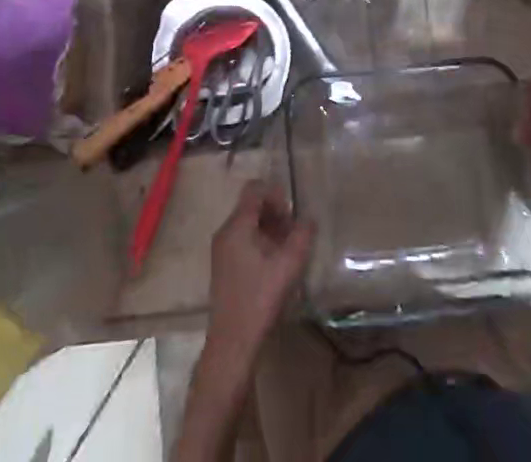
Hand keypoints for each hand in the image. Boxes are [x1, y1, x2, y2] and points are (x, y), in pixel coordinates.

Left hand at [207, 181, 314, 353]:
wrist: (233, 340)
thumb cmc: (260, 299)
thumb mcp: (288, 265)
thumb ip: (301, 237)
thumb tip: (309, 219)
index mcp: (236, 226)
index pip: (254, 190)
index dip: (275, 194)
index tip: (291, 214)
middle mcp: (225, 232)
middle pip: (250, 206)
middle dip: (275, 212)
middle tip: (295, 232)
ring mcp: (222, 249)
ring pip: (248, 224)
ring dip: (270, 228)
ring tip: (289, 248)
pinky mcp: (224, 265)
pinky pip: (243, 240)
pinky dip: (261, 241)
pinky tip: (276, 262)